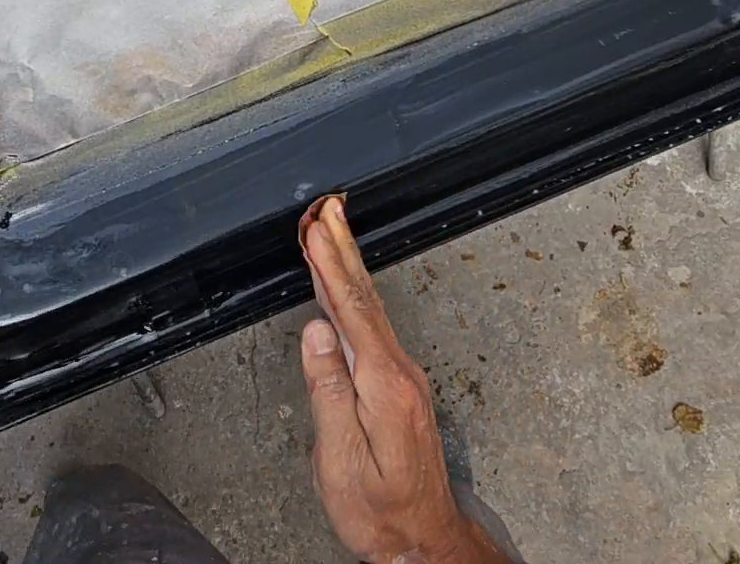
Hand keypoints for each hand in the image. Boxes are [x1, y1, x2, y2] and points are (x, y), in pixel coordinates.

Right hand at [299, 197, 508, 563]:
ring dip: (348, 261)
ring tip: (331, 229)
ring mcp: (401, 373)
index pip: (350, 309)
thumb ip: (328, 391)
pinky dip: (352, 291)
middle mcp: (398, 370)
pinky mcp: (397, 380)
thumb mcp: (342, 461)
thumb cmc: (379, 510)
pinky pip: (371, 321)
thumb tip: (315, 332)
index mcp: (383, 384)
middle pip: (364, 295)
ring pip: (369, 304)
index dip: (330, 265)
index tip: (315, 230)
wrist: (423, 538)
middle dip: (343, 246)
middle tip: (328, 208)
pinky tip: (340, 281)